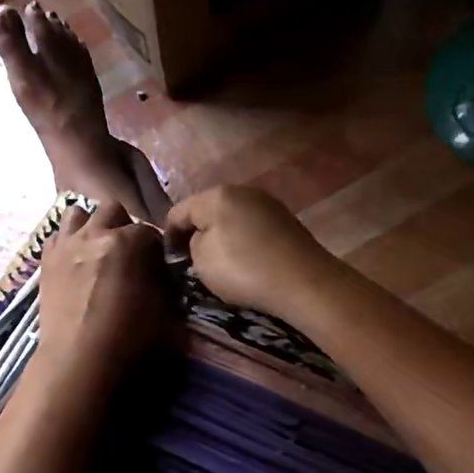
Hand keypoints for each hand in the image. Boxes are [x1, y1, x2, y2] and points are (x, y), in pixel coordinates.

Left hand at [37, 201, 167, 374]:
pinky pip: (58, 235)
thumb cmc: (127, 338)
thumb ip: (163, 282)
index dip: (155, 247)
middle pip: (112, 209)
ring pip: (78, 213)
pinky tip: (76, 261)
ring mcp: (66, 245)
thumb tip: (160, 274)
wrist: (78, 360)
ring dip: (92, 225)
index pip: (149, 230)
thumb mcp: (163, 310)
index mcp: (128, 242)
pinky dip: (69, 241)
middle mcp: (95, 234)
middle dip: (123, 225)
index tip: (156, 264)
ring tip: (98, 248)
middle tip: (128, 251)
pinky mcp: (46, 261)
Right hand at [165, 186, 340, 320]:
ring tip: (222, 264)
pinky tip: (248, 262)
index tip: (170, 260)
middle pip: (208, 210)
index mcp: (217, 194)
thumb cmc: (244, 270)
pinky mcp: (287, 221)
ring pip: (233, 218)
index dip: (169, 235)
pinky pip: (254, 228)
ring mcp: (269, 203)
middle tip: (194, 262)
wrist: (304, 282)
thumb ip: (192, 244)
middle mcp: (243, 190)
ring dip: (223, 237)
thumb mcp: (201, 261)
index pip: (179, 210)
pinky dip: (245, 242)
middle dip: (198, 232)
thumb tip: (200, 239)